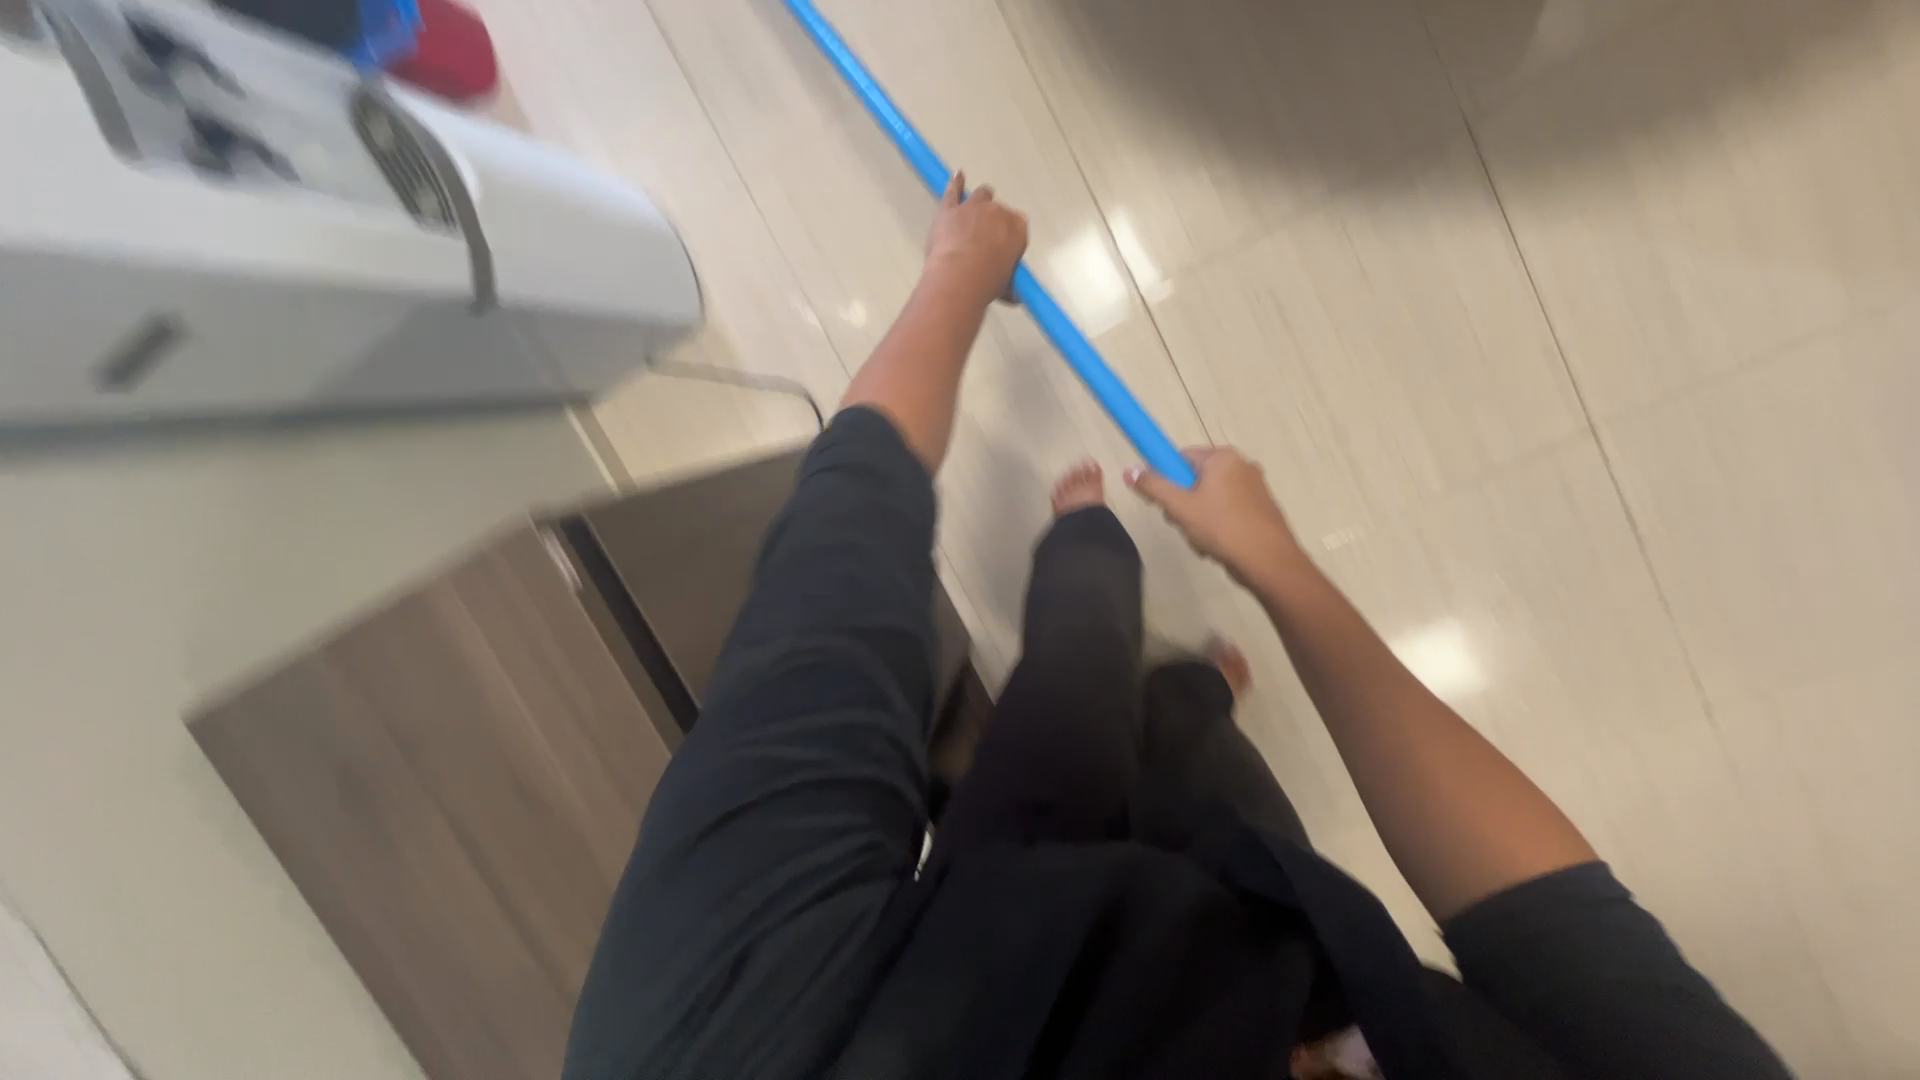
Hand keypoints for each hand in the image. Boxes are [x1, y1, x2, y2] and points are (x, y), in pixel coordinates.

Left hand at [925, 171, 1027, 303]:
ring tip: (976, 210)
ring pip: (981, 196)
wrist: (959, 277)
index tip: (1002, 249)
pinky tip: (958, 176)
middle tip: (985, 239)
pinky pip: (954, 190)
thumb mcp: (1006, 286)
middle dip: (993, 222)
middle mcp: (998, 212)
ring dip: (979, 202)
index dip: (1009, 237)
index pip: (1018, 227)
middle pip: (998, 211)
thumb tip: (1013, 296)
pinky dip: (956, 183)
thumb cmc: (987, 284)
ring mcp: (973, 207)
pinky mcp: (950, 208)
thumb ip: (1009, 284)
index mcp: (1018, 229)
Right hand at [1126, 447, 1306, 585]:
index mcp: (1223, 458)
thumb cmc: (1221, 528)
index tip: (1164, 501)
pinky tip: (1217, 545)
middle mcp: (1242, 465)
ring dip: (1197, 519)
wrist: (1268, 562)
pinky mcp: (1261, 509)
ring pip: (1209, 498)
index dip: (1167, 478)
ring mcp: (1255, 487)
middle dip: (1183, 503)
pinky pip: (1227, 511)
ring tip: (1201, 539)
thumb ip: (1153, 487)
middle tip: (1182, 523)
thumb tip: (1129, 470)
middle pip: (1195, 479)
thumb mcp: (1180, 507)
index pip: (1181, 457)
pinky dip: (1217, 526)